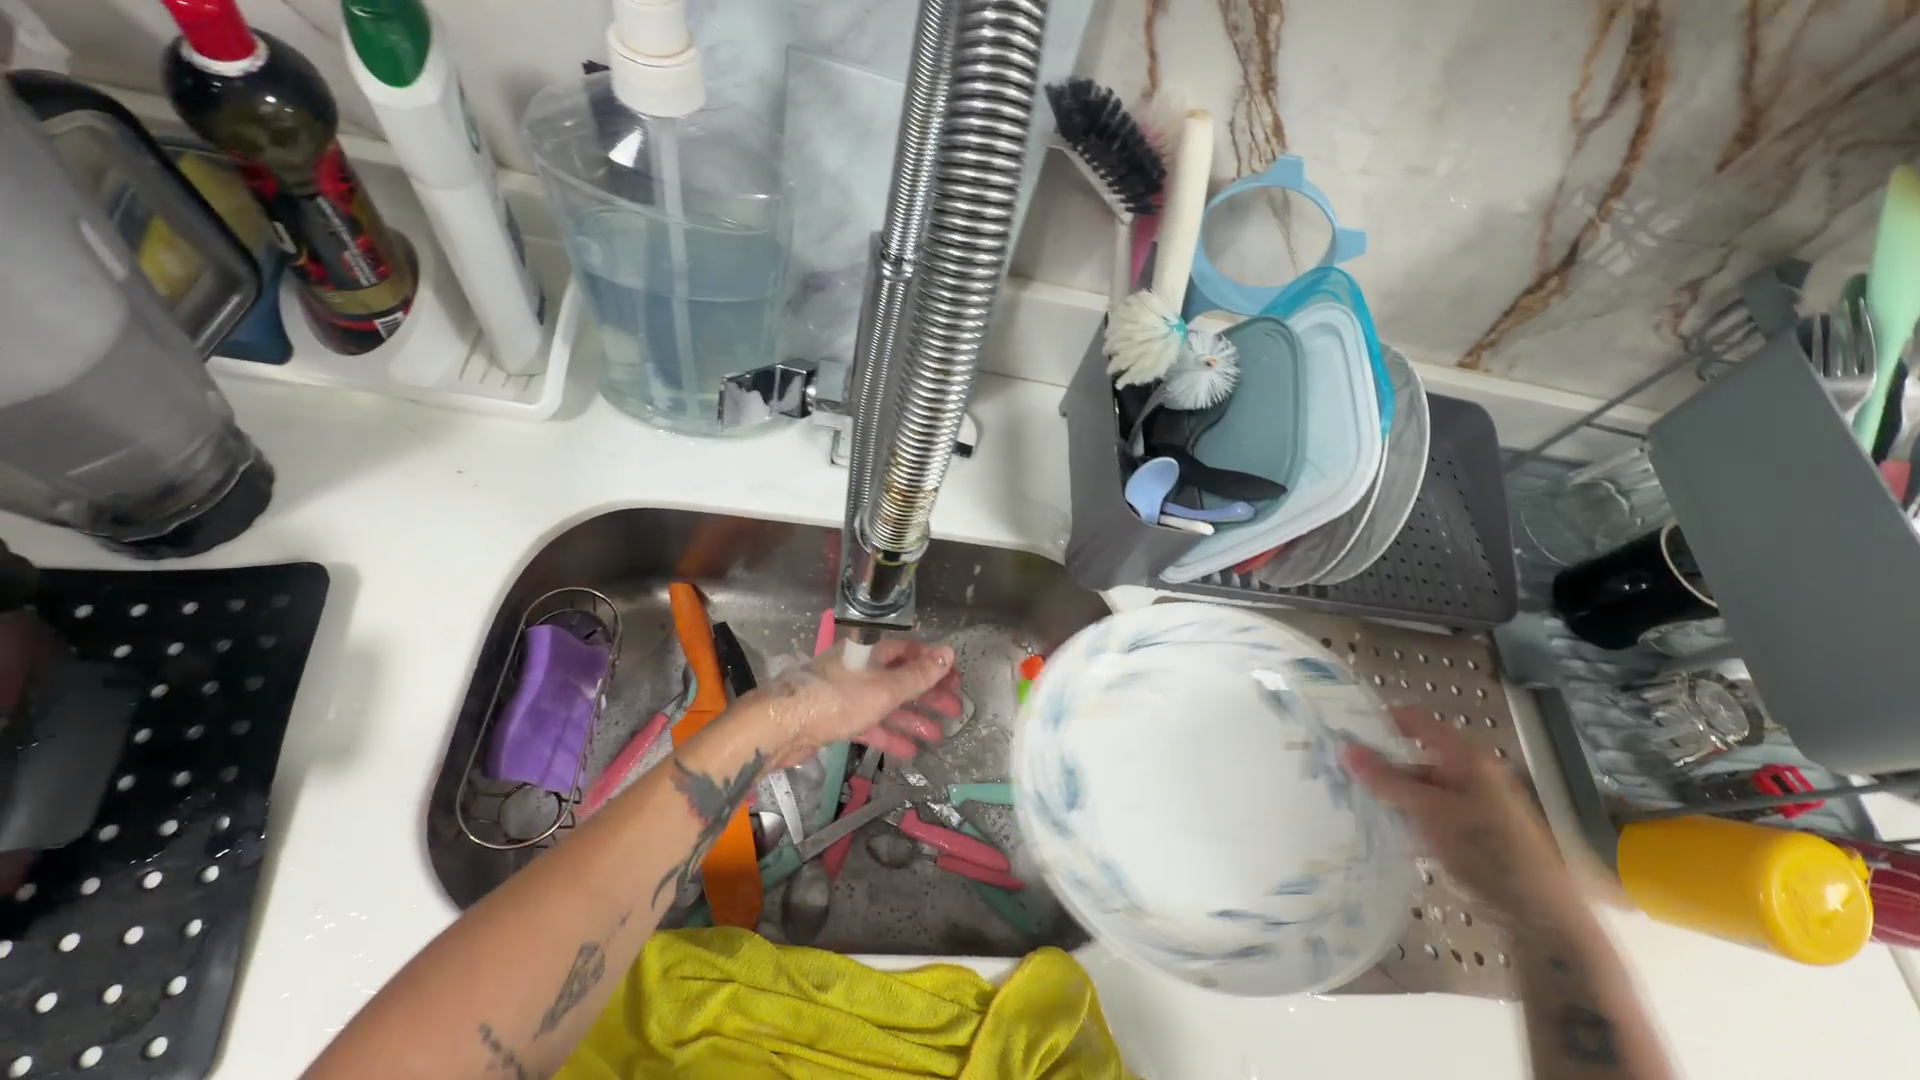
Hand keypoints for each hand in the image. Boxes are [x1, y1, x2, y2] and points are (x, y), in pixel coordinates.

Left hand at [747, 639, 958, 764]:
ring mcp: (846, 695)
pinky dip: (888, 736)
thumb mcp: (885, 689)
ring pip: (887, 704)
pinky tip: (909, 752)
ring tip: (937, 736)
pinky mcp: (835, 719)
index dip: (933, 665)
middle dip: (928, 695)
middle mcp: (859, 669)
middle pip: (900, 679)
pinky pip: (870, 724)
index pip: (909, 652)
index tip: (955, 680)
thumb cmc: (837, 700)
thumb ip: (918, 675)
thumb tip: (949, 652)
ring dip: (912, 719)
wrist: (781, 726)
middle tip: (954, 711)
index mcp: (870, 652)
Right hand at [1344, 708, 1573, 922]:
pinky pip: (1429, 816)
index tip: (1345, 728)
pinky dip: (1407, 818)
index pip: (1419, 724)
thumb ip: (1387, 780)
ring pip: (1421, 791)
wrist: (1534, 909)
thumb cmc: (1485, 848)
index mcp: (1468, 758)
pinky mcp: (1470, 834)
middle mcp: (1471, 776)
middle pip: (1418, 760)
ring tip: (1352, 801)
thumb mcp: (1429, 810)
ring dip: (1392, 796)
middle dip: (1381, 766)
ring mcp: (1472, 806)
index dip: (1384, 721)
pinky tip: (1382, 830)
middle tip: (1339, 771)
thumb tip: (1346, 749)